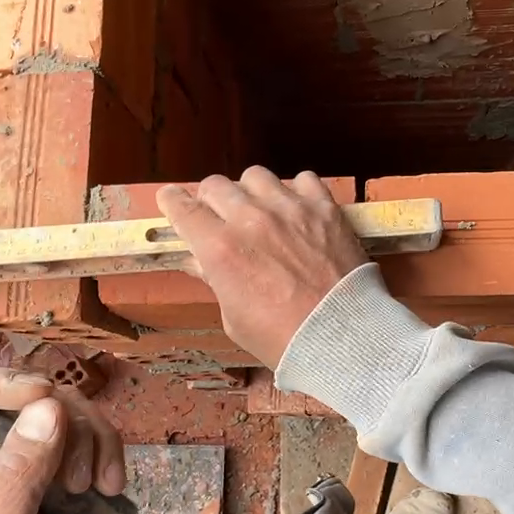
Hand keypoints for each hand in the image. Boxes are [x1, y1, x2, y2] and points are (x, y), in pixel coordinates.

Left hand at [0, 367, 131, 513]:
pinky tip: (109, 487)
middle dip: (52, 413)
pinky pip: (94, 426)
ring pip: (61, 403)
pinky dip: (109, 448)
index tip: (35, 394)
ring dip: (86, 437)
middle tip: (74, 448)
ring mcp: (32, 454)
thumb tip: (46, 407)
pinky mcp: (74, 460)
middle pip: (13, 392)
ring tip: (90, 488)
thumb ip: (15, 480)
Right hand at [156, 167, 368, 367]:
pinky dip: (296, 192)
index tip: (172, 201)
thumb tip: (202, 260)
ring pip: (256, 175)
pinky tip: (298, 212)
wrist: (341, 337)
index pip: (182, 208)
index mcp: (220, 250)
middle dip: (210, 200)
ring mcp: (289, 209)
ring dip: (251, 191)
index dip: (172, 203)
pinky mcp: (323, 207)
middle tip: (220, 216)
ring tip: (261, 211)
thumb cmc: (282, 338)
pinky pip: (303, 179)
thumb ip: (217, 280)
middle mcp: (250, 219)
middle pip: (215, 186)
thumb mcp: (234, 319)